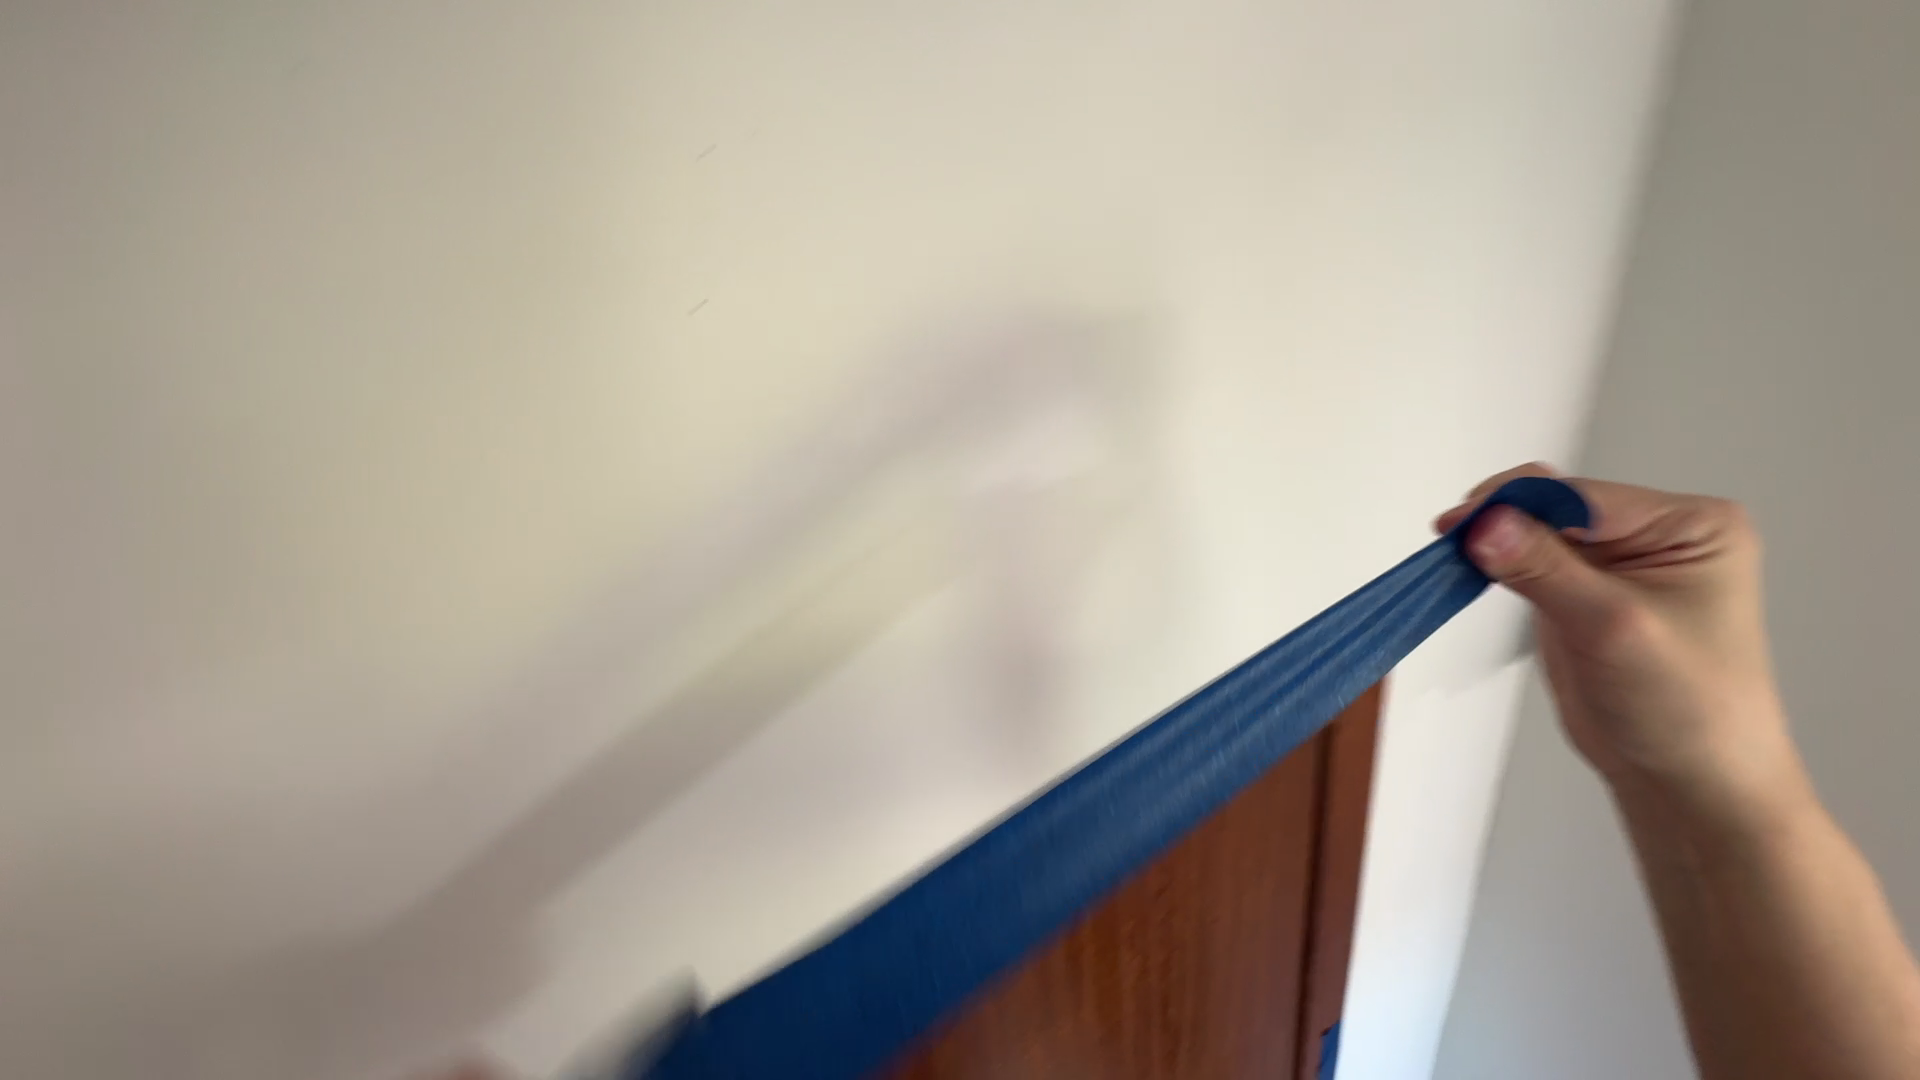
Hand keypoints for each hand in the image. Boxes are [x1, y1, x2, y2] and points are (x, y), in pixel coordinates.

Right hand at [1436, 464, 1799, 807]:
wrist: (1685, 778)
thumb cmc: (1680, 705)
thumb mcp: (1611, 625)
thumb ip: (1544, 568)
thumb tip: (1481, 522)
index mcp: (1690, 525)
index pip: (1580, 497)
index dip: (1515, 506)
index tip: (1454, 528)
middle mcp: (1653, 533)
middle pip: (1553, 505)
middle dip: (1498, 520)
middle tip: (1447, 542)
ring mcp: (1613, 562)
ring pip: (1532, 530)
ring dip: (1490, 540)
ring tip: (1451, 560)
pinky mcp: (1578, 589)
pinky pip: (1526, 558)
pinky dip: (1493, 561)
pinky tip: (1469, 570)